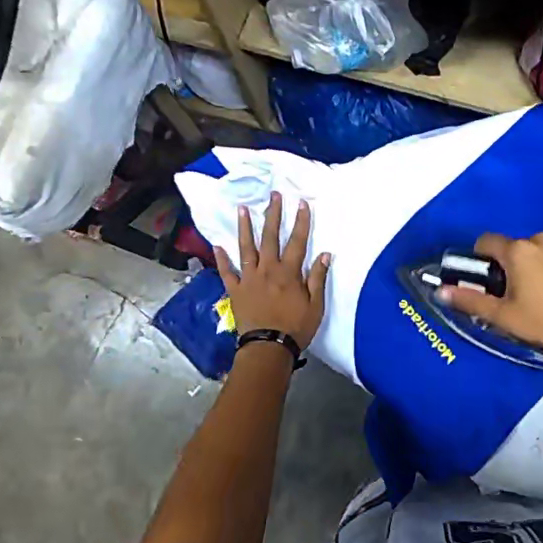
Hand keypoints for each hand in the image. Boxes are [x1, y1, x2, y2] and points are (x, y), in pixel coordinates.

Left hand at [216, 192, 330, 347]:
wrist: (267, 348)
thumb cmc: (295, 328)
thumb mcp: (315, 306)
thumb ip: (318, 278)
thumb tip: (324, 254)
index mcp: (288, 272)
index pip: (297, 241)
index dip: (301, 221)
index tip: (302, 203)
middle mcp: (267, 269)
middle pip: (270, 237)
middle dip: (272, 214)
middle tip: (273, 195)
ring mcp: (248, 278)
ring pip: (245, 248)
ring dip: (244, 227)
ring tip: (242, 209)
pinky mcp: (235, 290)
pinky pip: (226, 272)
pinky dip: (222, 259)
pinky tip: (217, 246)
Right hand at [437, 233, 542, 356]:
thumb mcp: (506, 317)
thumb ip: (471, 301)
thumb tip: (442, 292)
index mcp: (517, 251)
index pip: (485, 242)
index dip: (481, 260)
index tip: (487, 280)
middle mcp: (540, 239)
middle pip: (513, 247)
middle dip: (511, 266)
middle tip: (517, 295)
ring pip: (539, 249)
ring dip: (536, 264)